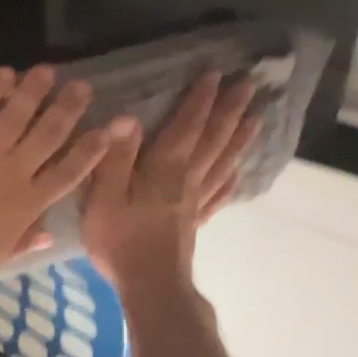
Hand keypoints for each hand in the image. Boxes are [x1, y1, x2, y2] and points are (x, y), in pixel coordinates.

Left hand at [0, 65, 114, 286]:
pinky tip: (4, 72)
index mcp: (30, 203)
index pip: (70, 171)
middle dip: (68, 108)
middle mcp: (16, 170)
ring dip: (34, 90)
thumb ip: (23, 241)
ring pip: (18, 113)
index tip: (107, 129)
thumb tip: (48, 235)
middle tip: (82, 87)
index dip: (90, 149)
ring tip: (46, 71)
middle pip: (50, 133)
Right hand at [81, 71, 261, 290]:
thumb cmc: (119, 239)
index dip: (199, 100)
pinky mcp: (195, 220)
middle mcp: (186, 178)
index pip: (186, 126)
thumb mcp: (103, 197)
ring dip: (239, 135)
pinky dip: (232, 176)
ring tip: (255, 115)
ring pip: (224, 160)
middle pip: (214, 138)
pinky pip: (219, 192)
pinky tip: (237, 169)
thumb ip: (115, 158)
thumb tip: (127, 118)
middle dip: (229, 109)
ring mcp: (195, 200)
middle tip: (248, 82)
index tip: (214, 73)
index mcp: (163, 169)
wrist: (150, 283)